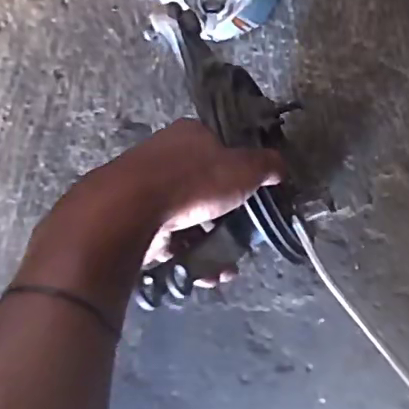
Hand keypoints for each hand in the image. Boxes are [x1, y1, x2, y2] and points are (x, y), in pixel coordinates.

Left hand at [23, 119, 285, 294]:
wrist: (127, 211)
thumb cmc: (194, 181)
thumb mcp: (245, 169)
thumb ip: (268, 166)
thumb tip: (281, 168)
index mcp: (190, 135)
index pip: (222, 149)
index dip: (241, 172)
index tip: (253, 196)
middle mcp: (163, 156)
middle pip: (205, 186)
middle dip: (226, 216)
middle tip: (242, 235)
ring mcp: (144, 188)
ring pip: (188, 217)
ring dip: (209, 242)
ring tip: (226, 264)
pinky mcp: (131, 220)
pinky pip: (170, 240)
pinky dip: (189, 256)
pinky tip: (205, 273)